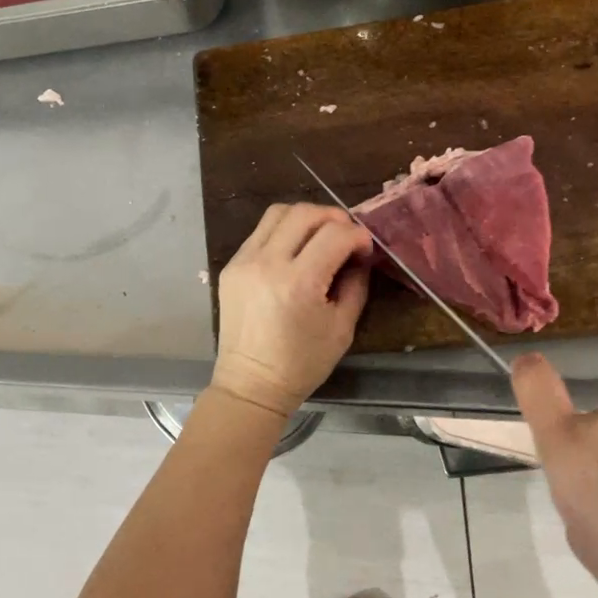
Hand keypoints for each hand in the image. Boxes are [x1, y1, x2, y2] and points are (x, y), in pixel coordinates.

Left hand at [211, 203, 372, 417]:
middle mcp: (267, 263)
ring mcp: (243, 261)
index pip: (334, 235)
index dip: (357, 235)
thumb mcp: (342, 328)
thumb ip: (355, 283)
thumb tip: (359, 254)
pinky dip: (282, 232)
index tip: (366, 247)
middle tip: (346, 233)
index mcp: (298, 283)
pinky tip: (295, 250)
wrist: (250, 383)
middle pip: (303, 213)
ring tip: (320, 235)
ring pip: (277, 214)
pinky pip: (259, 233)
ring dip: (304, 217)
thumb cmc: (302, 363)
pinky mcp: (231, 265)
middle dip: (332, 216)